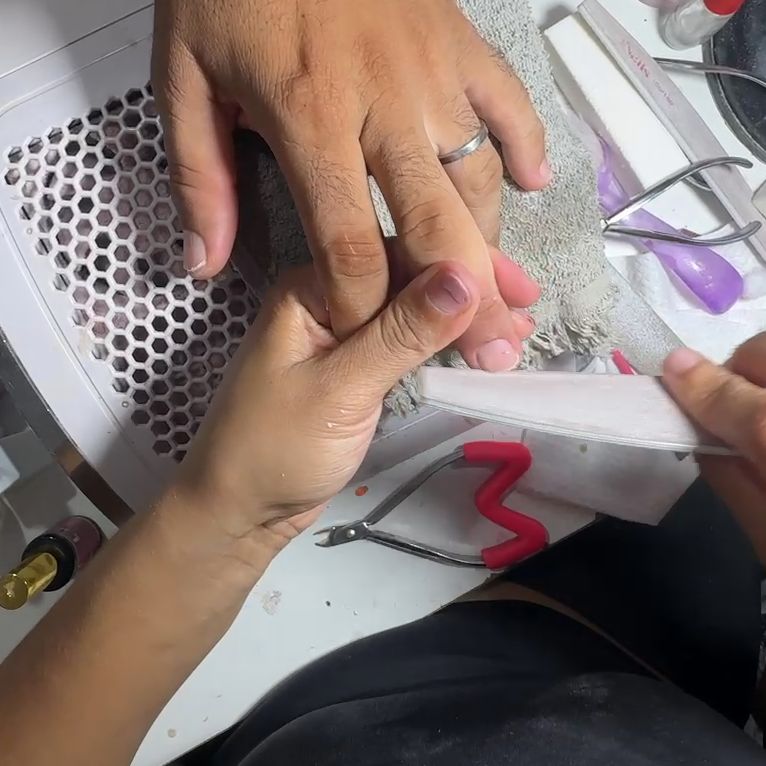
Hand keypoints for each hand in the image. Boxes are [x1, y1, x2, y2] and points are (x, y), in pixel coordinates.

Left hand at [154, 0, 548, 371]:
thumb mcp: (180, 80)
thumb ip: (199, 179)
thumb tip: (204, 264)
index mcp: (308, 116)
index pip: (349, 241)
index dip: (362, 303)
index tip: (364, 333)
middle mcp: (383, 101)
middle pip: (437, 224)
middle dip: (460, 301)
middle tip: (483, 351)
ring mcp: (432, 67)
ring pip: (479, 177)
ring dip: (493, 241)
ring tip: (499, 289)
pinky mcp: (458, 35)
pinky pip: (510, 103)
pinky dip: (526, 148)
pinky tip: (531, 186)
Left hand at [175, 257, 530, 544]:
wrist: (237, 513)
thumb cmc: (275, 450)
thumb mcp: (341, 388)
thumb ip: (401, 332)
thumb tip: (465, 274)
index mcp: (311, 284)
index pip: (395, 253)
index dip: (458, 265)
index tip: (514, 289)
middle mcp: (327, 293)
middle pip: (409, 274)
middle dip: (470, 285)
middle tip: (529, 300)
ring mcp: (341, 328)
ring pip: (413, 306)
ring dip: (464, 313)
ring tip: (521, 321)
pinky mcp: (354, 360)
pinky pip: (405, 336)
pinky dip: (444, 339)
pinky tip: (479, 341)